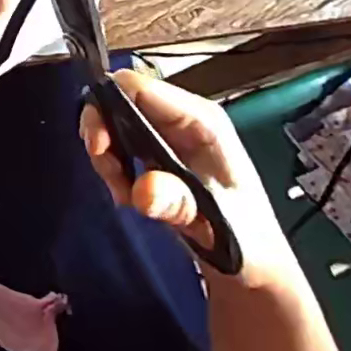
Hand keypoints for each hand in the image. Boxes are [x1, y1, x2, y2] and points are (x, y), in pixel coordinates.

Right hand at [81, 69, 303, 291]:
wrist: (252, 264)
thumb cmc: (246, 243)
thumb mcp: (218, 227)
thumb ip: (179, 204)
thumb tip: (143, 189)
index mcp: (201, 120)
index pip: (137, 86)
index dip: (108, 107)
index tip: (99, 147)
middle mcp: (180, 116)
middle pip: (118, 98)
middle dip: (102, 133)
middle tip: (109, 172)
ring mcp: (166, 130)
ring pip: (112, 119)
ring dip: (105, 154)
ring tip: (122, 192)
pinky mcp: (154, 146)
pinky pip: (116, 140)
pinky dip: (111, 163)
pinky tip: (126, 192)